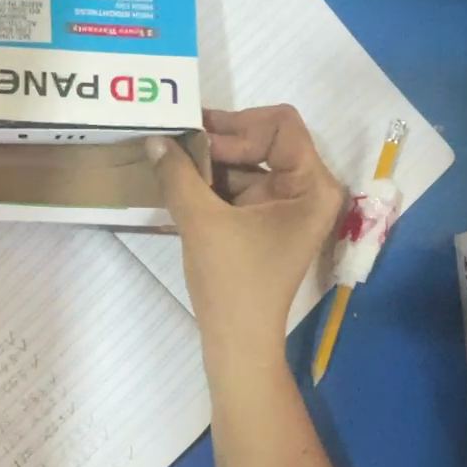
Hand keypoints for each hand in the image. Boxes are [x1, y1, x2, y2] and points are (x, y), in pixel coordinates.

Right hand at [146, 106, 344, 356]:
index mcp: (312, 186)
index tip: (197, 144)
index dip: (237, 126)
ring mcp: (284, 206)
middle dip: (219, 142)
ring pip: (246, 163)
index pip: (281, 125)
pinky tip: (179, 183)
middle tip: (176, 143)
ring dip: (210, 162)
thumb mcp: (202, 222)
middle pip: (264, 140)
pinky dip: (210, 183)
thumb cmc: (232, 282)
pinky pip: (238, 187)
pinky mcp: (263, 222)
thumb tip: (154, 138)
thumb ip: (178, 174)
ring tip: (171, 163)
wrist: (237, 342)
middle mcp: (306, 189)